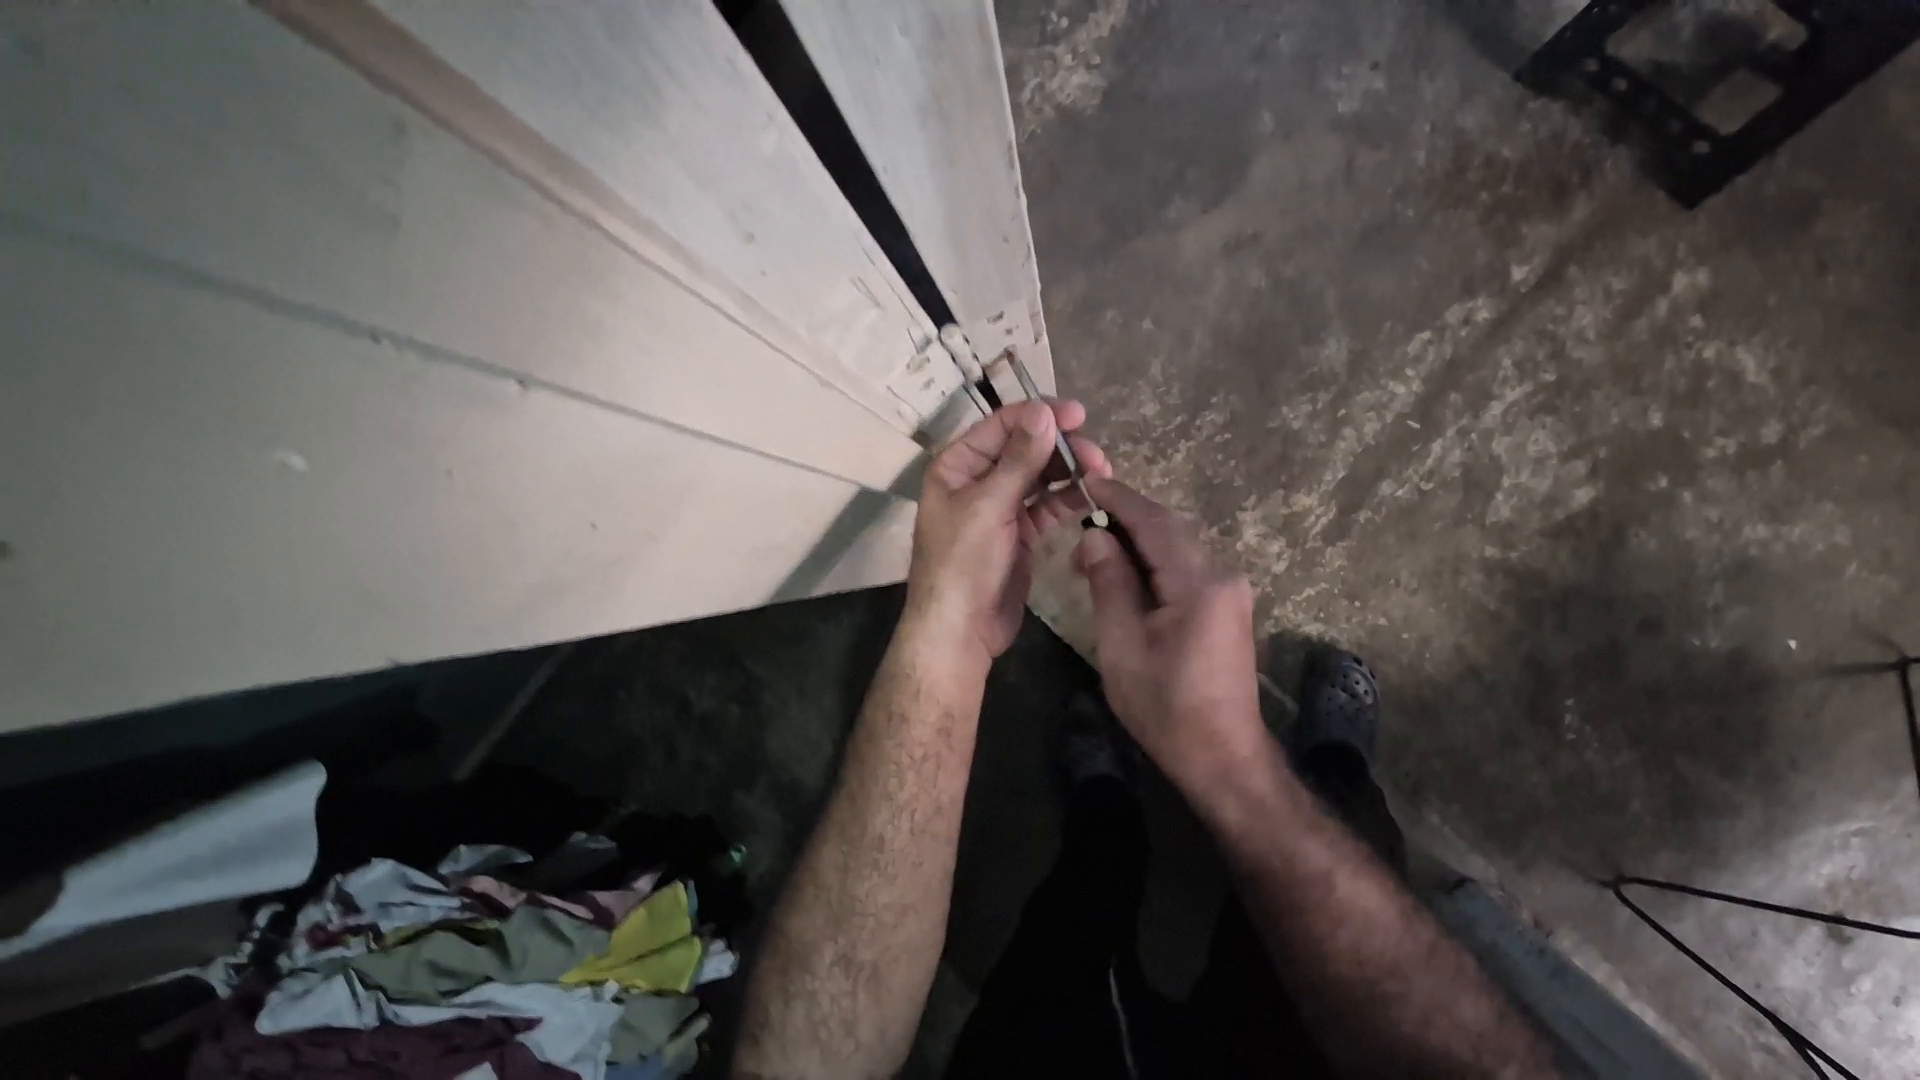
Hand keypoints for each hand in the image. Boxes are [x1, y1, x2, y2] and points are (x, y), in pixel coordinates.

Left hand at [907, 399, 1109, 664]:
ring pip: (1039, 476)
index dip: (1039, 416)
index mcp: (957, 466)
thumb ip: (1019, 459)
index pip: (1001, 426)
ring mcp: (999, 508)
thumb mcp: (989, 506)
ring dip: (1069, 471)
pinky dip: (1068, 498)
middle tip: (1097, 456)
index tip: (1079, 414)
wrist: (961, 630)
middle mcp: (976, 481)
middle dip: (1061, 447)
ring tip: (1102, 473)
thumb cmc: (963, 563)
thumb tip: (1044, 413)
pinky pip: (1047, 505)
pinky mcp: (1019, 533)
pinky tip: (1092, 494)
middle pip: (1024, 449)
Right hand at [1074, 478, 1268, 792]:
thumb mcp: (1122, 645)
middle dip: (1124, 519)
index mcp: (1199, 582)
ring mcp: (1230, 590)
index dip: (1118, 499)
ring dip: (1137, 541)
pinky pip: (1186, 567)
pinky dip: (1154, 561)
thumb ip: (1109, 583)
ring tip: (1093, 552)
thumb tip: (1095, 536)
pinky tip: (1126, 574)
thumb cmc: (1165, 707)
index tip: (1084, 481)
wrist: (1222, 755)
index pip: (1154, 522)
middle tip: (1078, 523)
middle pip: (1169, 529)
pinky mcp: (1228, 606)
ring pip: (1178, 546)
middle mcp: (1223, 575)